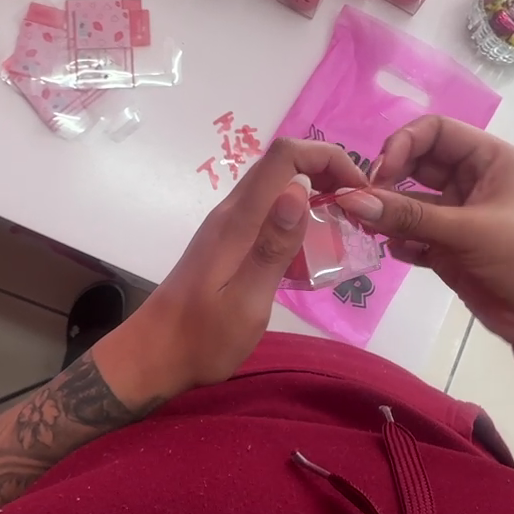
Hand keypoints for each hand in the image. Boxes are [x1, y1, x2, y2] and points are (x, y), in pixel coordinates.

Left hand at [94, 138, 368, 402]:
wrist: (155, 356)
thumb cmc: (203, 339)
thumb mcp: (247, 302)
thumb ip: (273, 247)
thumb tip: (299, 190)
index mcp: (238, 221)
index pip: (285, 157)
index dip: (327, 158)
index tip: (358, 190)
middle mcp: (231, 214)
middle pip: (282, 166)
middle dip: (326, 174)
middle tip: (357, 213)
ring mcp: (226, 228)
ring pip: (275, 190)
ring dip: (312, 199)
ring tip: (342, 235)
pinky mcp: (226, 244)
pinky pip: (267, 216)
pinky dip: (295, 224)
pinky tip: (308, 258)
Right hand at [332, 115, 513, 351]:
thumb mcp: (471, 230)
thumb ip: (409, 216)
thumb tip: (349, 200)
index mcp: (489, 160)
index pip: (435, 132)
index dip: (402, 145)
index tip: (379, 175)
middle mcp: (472, 183)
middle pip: (416, 166)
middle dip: (388, 181)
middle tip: (361, 203)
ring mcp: (458, 219)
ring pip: (410, 205)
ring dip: (388, 215)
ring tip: (367, 230)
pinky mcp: (448, 252)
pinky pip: (413, 238)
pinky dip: (399, 243)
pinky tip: (395, 252)